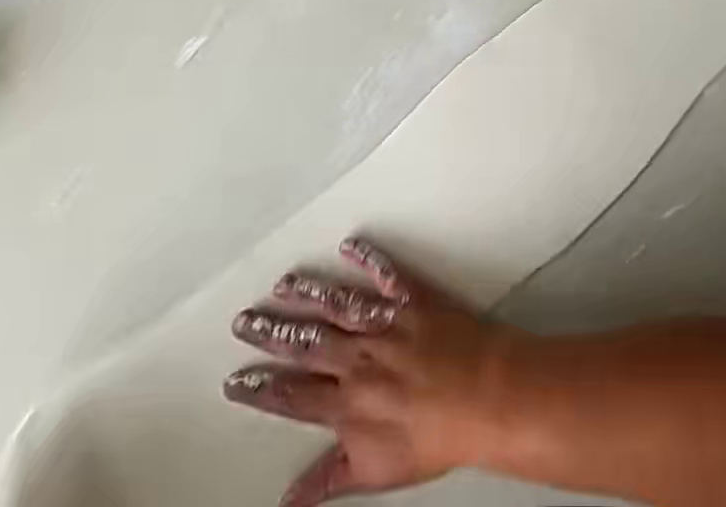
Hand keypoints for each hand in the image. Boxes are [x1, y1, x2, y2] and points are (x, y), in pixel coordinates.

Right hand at [222, 237, 518, 505]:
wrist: (490, 399)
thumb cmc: (440, 437)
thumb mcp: (381, 471)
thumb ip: (331, 479)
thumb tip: (290, 501)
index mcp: (349, 403)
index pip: (293, 395)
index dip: (261, 389)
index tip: (235, 380)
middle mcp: (359, 359)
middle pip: (304, 343)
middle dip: (269, 333)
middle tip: (242, 320)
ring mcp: (385, 324)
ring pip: (334, 305)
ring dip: (305, 294)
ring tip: (281, 284)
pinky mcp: (410, 299)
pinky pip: (384, 273)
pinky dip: (367, 257)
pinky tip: (349, 244)